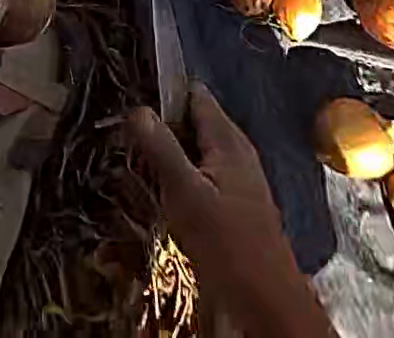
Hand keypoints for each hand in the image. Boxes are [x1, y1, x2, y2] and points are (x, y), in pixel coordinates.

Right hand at [127, 84, 336, 337]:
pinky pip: (202, 171)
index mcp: (227, 137)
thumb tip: (136, 108)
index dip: (162, 91)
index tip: (131, 101)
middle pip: (192, 119)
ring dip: (169, 152)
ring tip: (137, 161)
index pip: (193, 93)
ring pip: (196, 147)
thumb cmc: (225, 243)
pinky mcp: (235, 199)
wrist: (266, 302)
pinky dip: (181, 174)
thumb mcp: (185, 192)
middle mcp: (236, 148)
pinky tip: (162, 191)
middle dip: (162, 125)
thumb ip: (160, 148)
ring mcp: (238, 174)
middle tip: (127, 137)